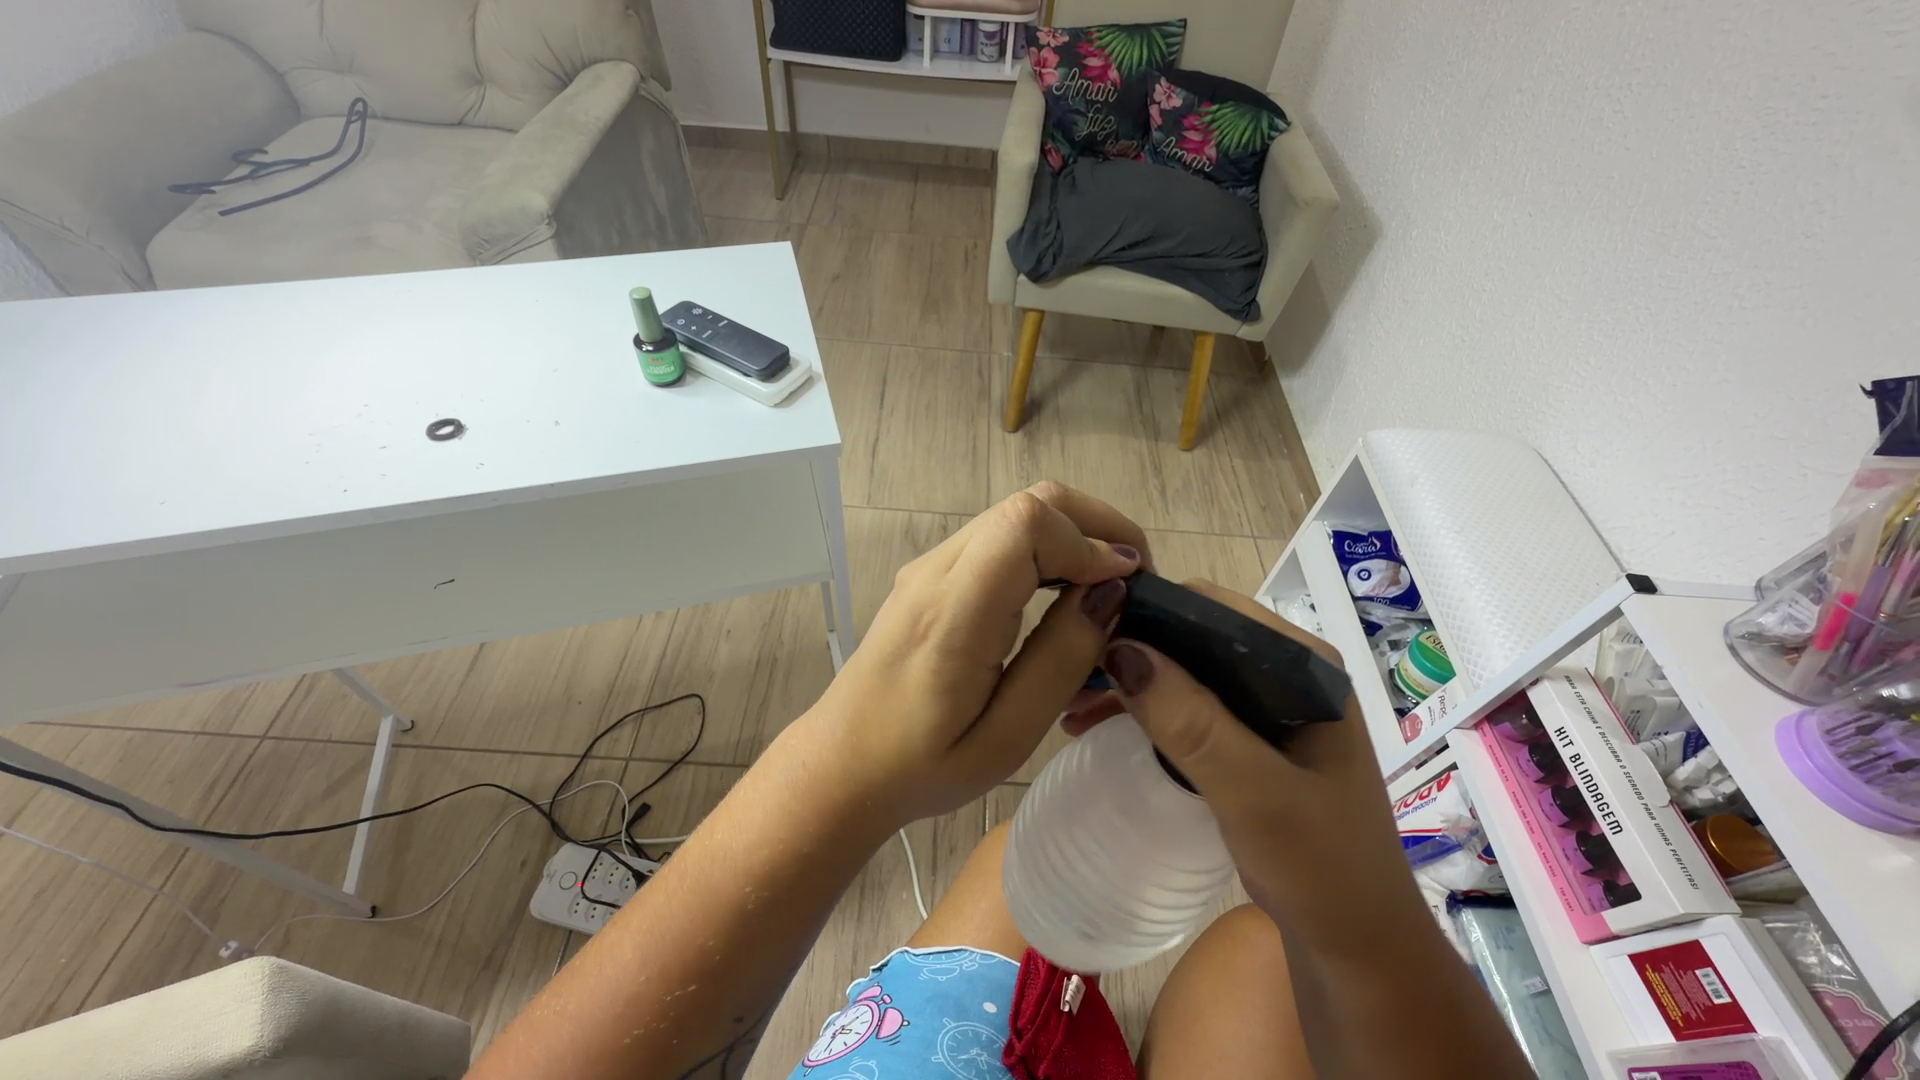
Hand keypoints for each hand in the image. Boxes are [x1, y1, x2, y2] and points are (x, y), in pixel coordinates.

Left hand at [799, 483, 1148, 826]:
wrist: (843, 763)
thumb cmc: (921, 766)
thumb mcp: (1006, 737)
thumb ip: (1060, 660)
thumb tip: (1109, 592)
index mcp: (953, 613)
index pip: (1027, 523)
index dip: (1091, 539)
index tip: (1128, 585)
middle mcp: (937, 572)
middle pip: (1028, 503)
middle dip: (1096, 526)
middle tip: (1133, 582)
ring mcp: (929, 568)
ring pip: (1015, 515)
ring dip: (1072, 537)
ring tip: (1106, 592)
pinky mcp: (930, 577)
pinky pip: (998, 540)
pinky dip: (1045, 550)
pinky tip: (1063, 596)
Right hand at [1095, 581, 1428, 951]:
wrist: (1357, 944)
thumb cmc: (1320, 865)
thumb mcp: (1252, 791)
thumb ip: (1192, 722)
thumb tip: (1121, 650)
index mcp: (1305, 667)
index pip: (1215, 609)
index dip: (1151, 612)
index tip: (1089, 632)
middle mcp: (1287, 674)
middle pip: (1195, 637)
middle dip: (1132, 649)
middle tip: (1070, 673)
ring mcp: (1269, 709)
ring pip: (1186, 672)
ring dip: (1132, 682)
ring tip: (1072, 705)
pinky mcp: (1251, 741)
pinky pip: (1188, 709)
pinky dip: (1145, 713)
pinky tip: (1098, 728)